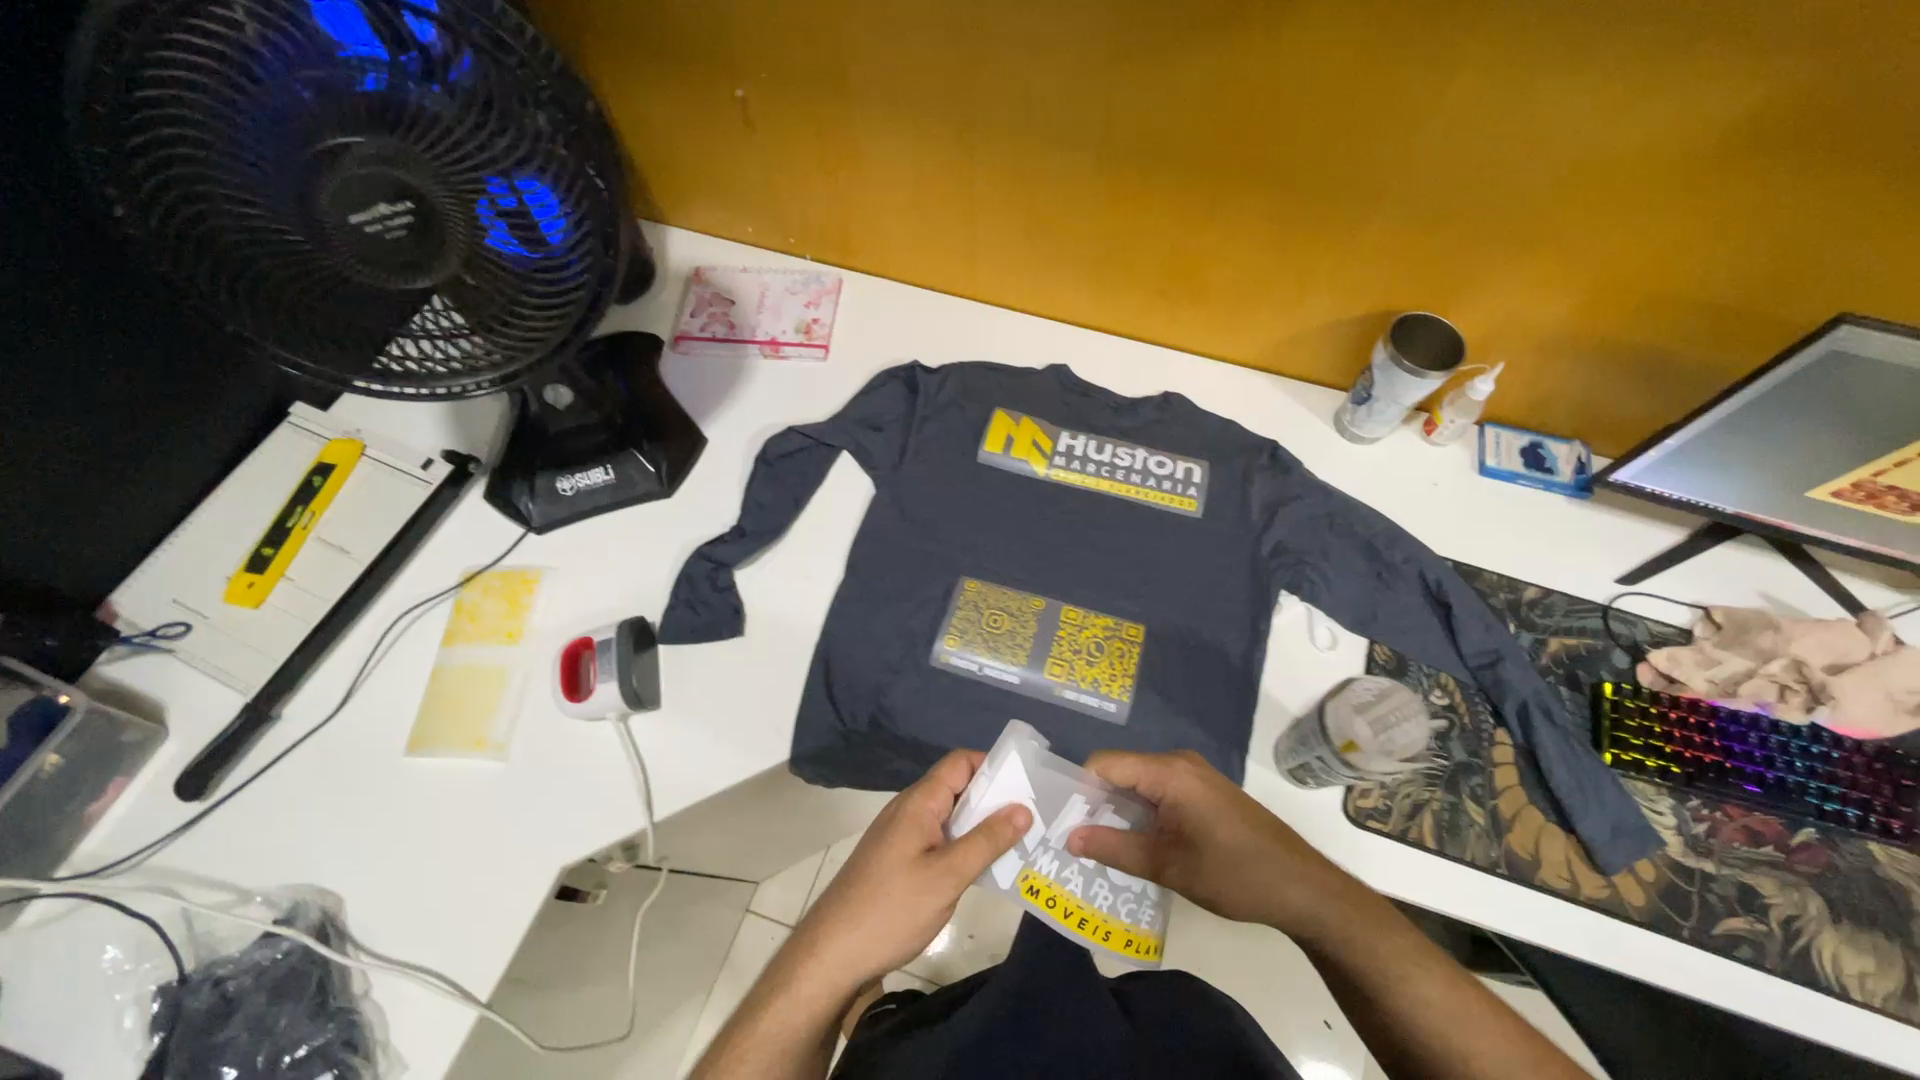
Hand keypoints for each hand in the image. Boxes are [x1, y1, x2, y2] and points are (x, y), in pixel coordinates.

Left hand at [787, 750, 1030, 993]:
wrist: (832, 953)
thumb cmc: (891, 909)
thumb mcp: (947, 876)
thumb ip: (986, 841)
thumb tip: (1023, 808)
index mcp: (919, 803)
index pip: (960, 763)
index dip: (995, 766)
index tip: (1030, 785)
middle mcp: (909, 810)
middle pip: (958, 788)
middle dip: (996, 799)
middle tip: (1037, 818)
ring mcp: (902, 836)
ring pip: (950, 818)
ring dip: (982, 827)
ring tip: (1023, 844)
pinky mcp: (899, 861)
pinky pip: (939, 840)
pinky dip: (964, 848)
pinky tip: (988, 870)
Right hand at [1067, 749, 1365, 938]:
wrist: (1303, 888)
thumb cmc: (1235, 874)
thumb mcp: (1168, 867)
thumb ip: (1115, 848)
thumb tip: (1068, 837)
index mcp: (1169, 772)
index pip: (1104, 765)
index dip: (1078, 791)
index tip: (1061, 822)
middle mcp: (1179, 763)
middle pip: (1119, 771)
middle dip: (1095, 803)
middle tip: (1073, 839)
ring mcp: (1195, 776)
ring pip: (1139, 783)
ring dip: (1119, 811)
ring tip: (1099, 845)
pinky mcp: (1205, 792)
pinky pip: (1159, 792)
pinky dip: (1142, 813)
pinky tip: (1136, 843)